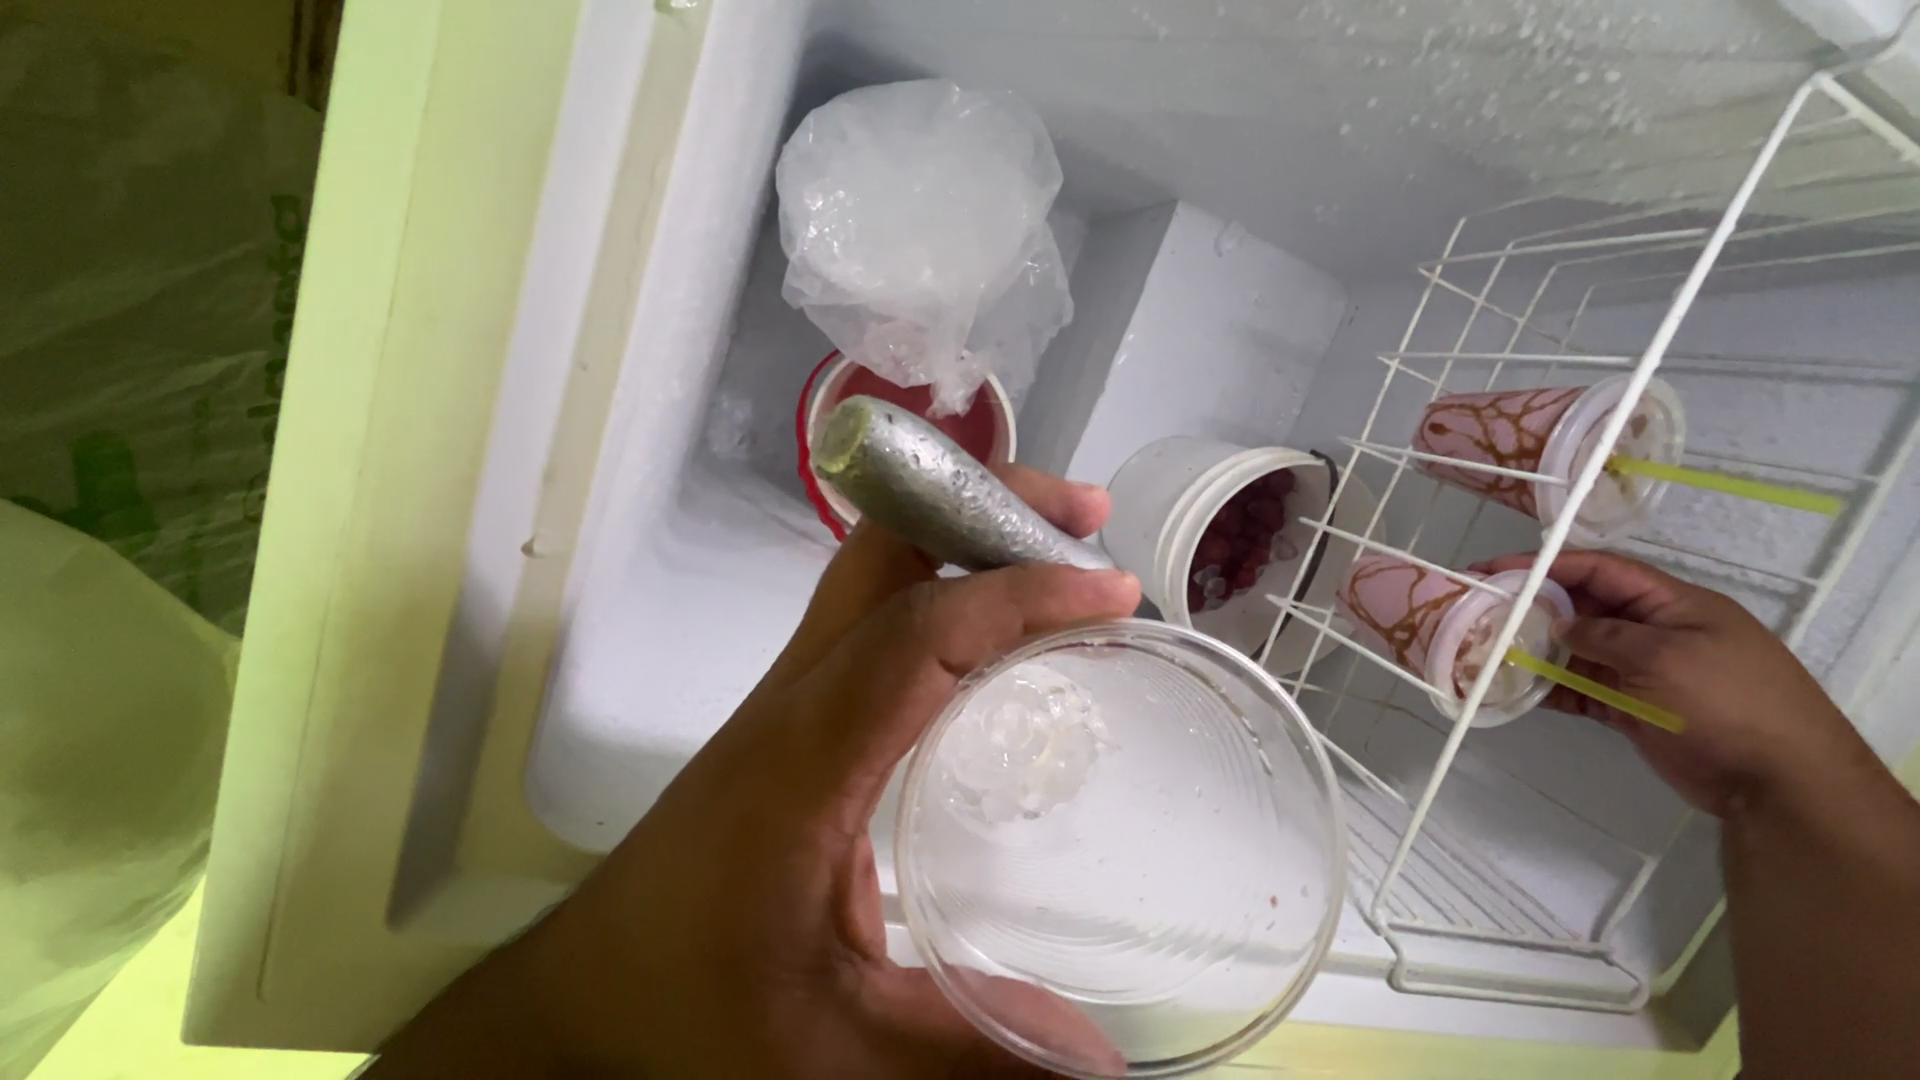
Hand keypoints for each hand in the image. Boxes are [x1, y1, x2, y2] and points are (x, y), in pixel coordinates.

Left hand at [371, 467, 1139, 1078]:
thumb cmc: (694, 1011)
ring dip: (963, 531)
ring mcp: (791, 694)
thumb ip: (968, 1045)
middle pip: (883, 548)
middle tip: (1082, 515)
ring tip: (1058, 549)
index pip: (917, 636)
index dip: (1016, 596)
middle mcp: (797, 699)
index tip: (1111, 588)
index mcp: (807, 761)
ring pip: (875, 567)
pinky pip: (875, 612)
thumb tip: (1102, 1061)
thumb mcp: (833, 1048)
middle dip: (983, 501)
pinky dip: (945, 583)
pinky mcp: (794, 711)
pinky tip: (997, 627)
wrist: (586, 998)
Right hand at [1473, 550, 1853, 817]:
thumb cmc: (1728, 704)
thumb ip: (1605, 634)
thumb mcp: (1666, 656)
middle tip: (1480, 607)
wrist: (1777, 784)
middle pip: (1582, 607)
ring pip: (1574, 649)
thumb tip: (1560, 625)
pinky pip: (1578, 688)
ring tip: (1485, 646)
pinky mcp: (1630, 706)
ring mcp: (1641, 671)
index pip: (1601, 571)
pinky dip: (1547, 687)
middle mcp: (1654, 632)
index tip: (1495, 569)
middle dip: (1532, 605)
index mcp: (1674, 605)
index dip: (1547, 565)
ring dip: (1533, 648)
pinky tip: (1513, 688)